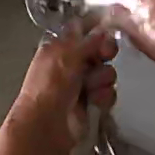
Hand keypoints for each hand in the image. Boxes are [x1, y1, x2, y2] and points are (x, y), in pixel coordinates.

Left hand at [9, 25, 117, 154]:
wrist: (46, 126)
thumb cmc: (51, 84)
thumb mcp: (68, 54)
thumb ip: (89, 40)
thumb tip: (104, 29)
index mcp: (59, 47)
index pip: (81, 30)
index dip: (96, 27)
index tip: (107, 28)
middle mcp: (71, 63)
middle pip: (99, 49)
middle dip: (105, 52)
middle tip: (105, 55)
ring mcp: (82, 83)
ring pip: (106, 71)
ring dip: (101, 78)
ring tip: (90, 88)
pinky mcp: (92, 103)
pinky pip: (108, 92)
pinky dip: (103, 96)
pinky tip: (94, 101)